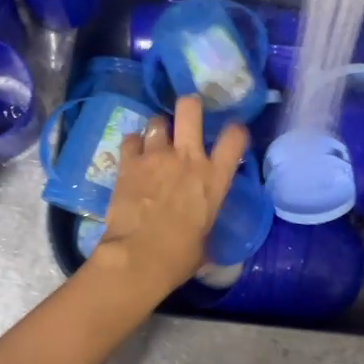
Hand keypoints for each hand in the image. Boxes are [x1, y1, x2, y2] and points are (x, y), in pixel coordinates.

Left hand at [92, 95, 248, 297]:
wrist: (138, 257)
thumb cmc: (179, 257)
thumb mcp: (205, 241)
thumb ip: (205, 226)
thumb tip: (201, 238)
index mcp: (214, 178)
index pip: (235, 137)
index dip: (235, 130)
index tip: (231, 134)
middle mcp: (187, 158)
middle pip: (190, 108)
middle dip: (189, 106)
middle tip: (187, 117)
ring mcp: (156, 156)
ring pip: (157, 120)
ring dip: (159, 128)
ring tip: (156, 140)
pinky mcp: (128, 163)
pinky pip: (130, 139)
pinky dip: (133, 144)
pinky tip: (133, 155)